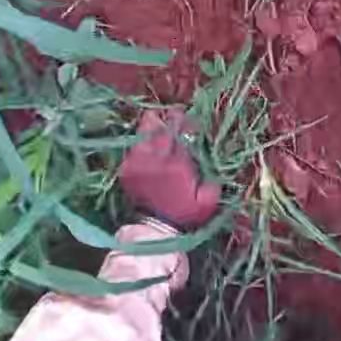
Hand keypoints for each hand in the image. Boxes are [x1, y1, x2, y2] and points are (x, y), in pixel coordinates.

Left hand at [119, 110, 220, 228]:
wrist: (156, 229)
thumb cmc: (184, 215)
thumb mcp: (206, 202)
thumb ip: (212, 184)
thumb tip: (212, 169)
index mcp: (178, 164)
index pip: (182, 135)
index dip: (186, 123)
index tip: (190, 117)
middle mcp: (158, 160)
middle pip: (162, 131)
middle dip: (169, 119)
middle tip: (174, 111)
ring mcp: (140, 164)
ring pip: (144, 136)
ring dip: (150, 125)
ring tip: (153, 117)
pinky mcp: (128, 171)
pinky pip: (133, 150)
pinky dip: (139, 143)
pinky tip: (142, 138)